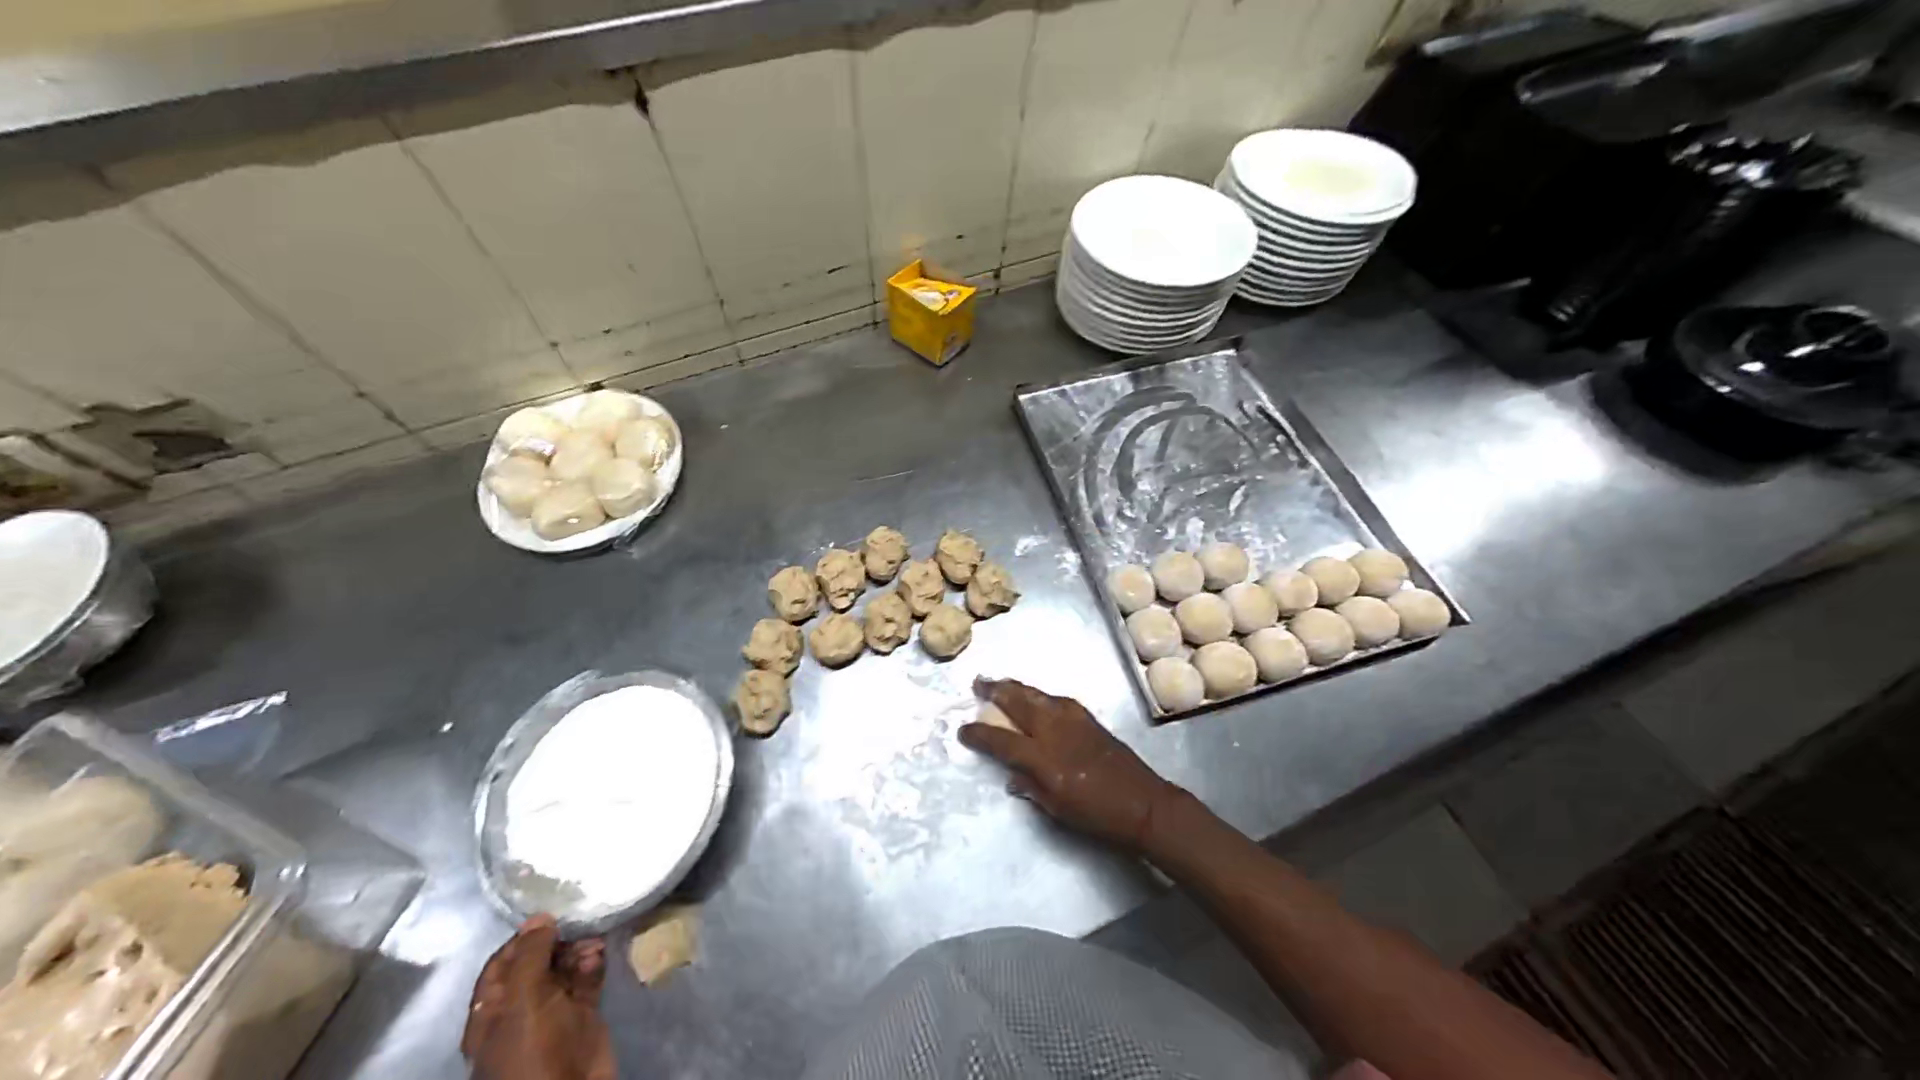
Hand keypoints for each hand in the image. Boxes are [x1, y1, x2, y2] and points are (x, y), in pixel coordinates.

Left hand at [463, 916, 615, 1079]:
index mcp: (492, 1011)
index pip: (502, 963)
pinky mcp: (583, 1016)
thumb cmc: (533, 1051)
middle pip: (537, 963)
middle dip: (558, 942)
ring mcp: (553, 1013)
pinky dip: (594, 965)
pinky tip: (602, 954)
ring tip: (595, 942)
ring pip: (565, 970)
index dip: (524, 939)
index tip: (552, 917)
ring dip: (579, 950)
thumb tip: (539, 916)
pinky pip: (587, 982)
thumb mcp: (524, 1001)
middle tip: (580, 926)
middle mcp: (521, 1009)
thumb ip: (530, 957)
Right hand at [960, 677, 1177, 853]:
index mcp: (1042, 758)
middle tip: (979, 683)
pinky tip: (1036, 699)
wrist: (1143, 803)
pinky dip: (1040, 696)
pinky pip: (1056, 699)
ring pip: (1037, 695)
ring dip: (1016, 687)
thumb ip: (1029, 787)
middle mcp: (1054, 731)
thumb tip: (1012, 774)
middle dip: (995, 690)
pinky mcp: (1088, 718)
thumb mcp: (1055, 809)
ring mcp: (1073, 720)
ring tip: (1001, 683)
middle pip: (1018, 702)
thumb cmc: (1096, 815)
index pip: (1000, 739)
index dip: (979, 734)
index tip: (963, 730)